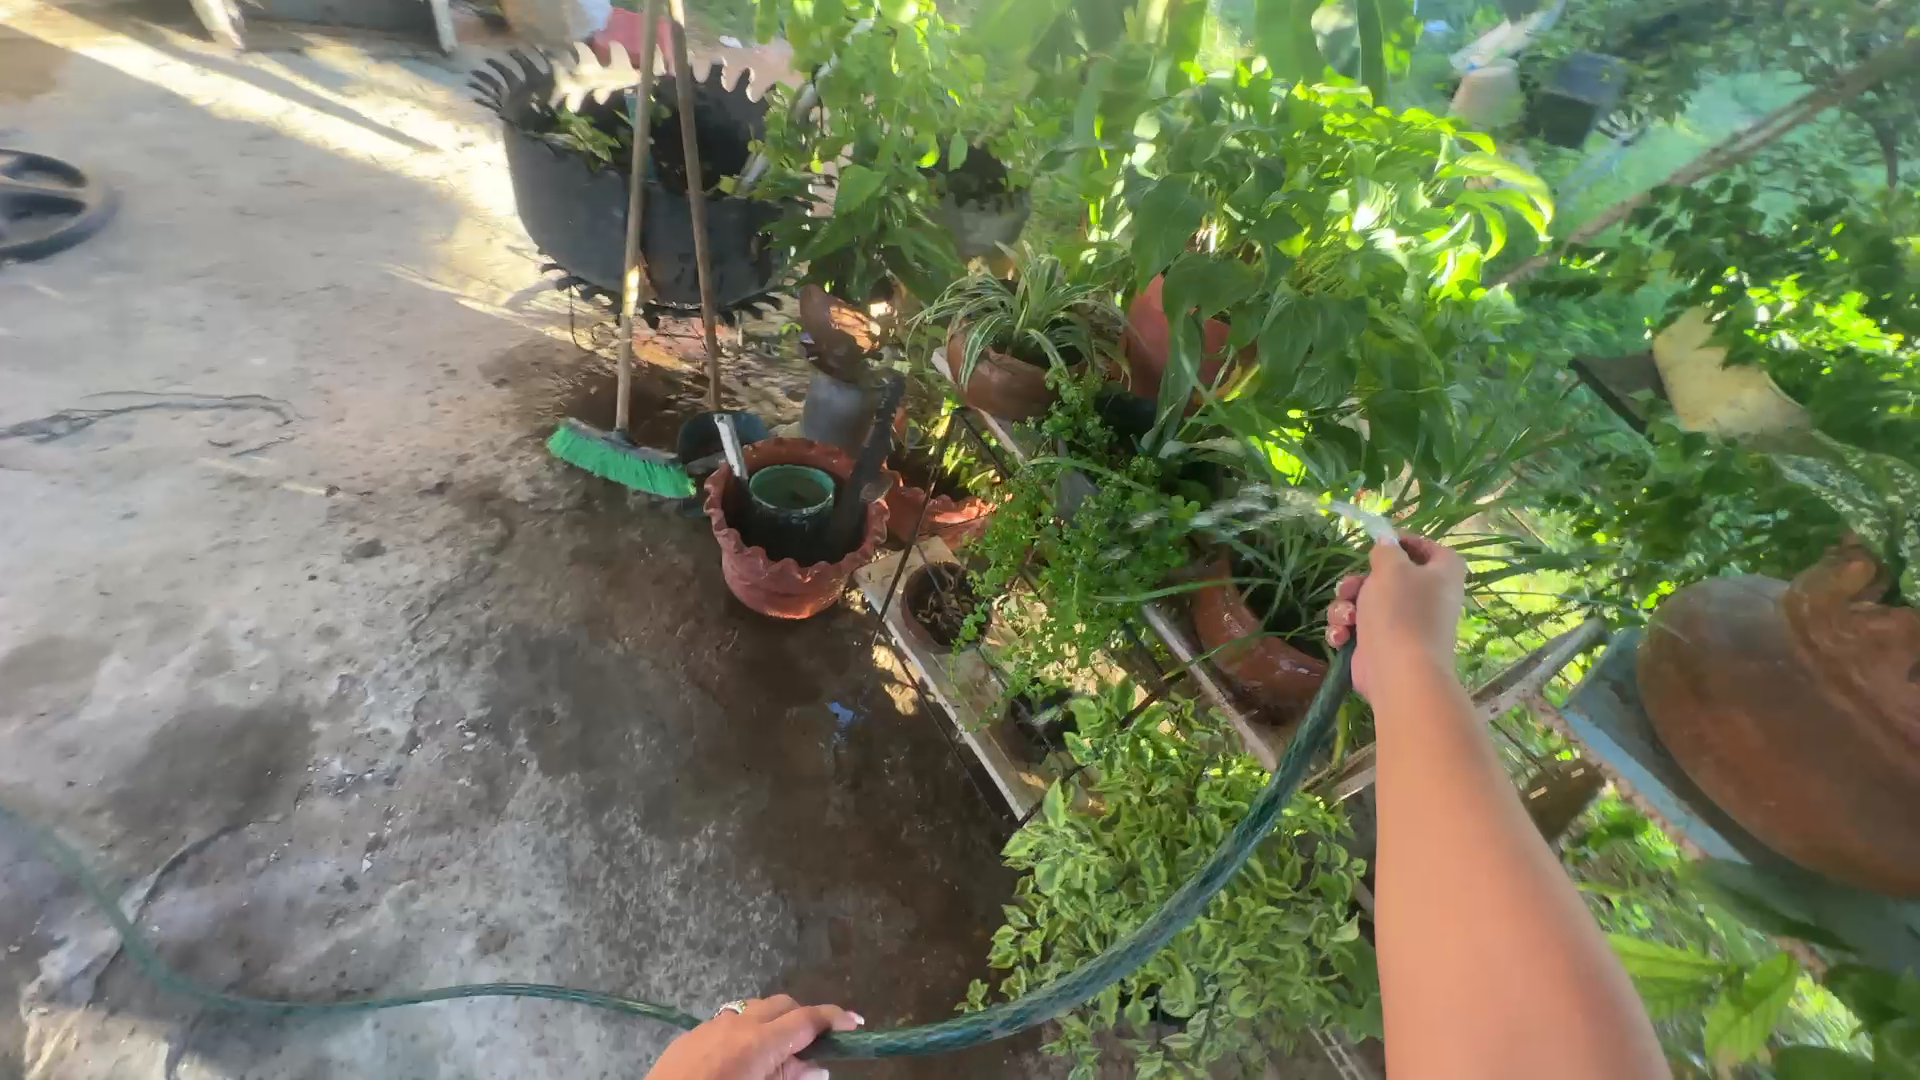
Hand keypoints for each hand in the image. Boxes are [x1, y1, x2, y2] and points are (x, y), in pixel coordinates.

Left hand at [644, 996, 863, 1079]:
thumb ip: (789, 1079)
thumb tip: (818, 1069)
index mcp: (759, 1043)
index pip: (807, 1020)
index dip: (834, 1019)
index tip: (856, 1024)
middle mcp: (740, 1022)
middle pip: (785, 1005)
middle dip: (803, 1019)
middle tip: (814, 1048)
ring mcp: (714, 1024)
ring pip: (757, 1010)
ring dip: (774, 1026)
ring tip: (777, 1058)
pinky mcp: (693, 1033)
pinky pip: (732, 1022)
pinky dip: (748, 1033)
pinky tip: (741, 1062)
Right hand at [1325, 534, 1465, 701]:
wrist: (1399, 671)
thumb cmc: (1401, 612)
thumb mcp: (1391, 569)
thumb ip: (1387, 550)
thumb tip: (1388, 542)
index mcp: (1441, 575)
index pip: (1429, 549)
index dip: (1405, 542)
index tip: (1380, 543)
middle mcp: (1425, 597)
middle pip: (1385, 577)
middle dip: (1357, 582)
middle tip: (1349, 589)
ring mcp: (1402, 622)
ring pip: (1363, 602)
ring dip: (1345, 608)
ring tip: (1347, 620)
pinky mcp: (1380, 643)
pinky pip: (1356, 627)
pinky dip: (1345, 630)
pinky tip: (1342, 638)